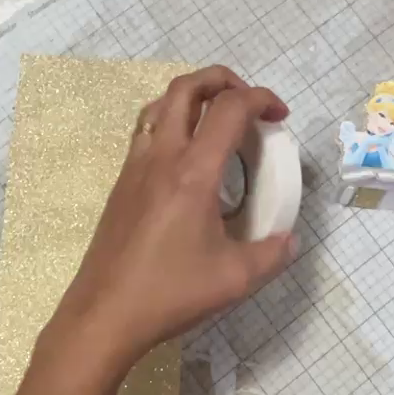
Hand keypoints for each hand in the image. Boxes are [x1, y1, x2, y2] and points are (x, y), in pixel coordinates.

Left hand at [44, 66, 298, 371]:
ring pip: (160, 104)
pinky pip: (147, 131)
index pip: (230, 108)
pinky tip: (188, 158)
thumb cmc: (170, 294)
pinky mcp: (122, 183)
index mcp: (193, 172)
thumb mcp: (235, 279)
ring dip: (193, 97)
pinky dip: (173, 122)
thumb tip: (289, 239)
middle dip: (223, 79)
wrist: (104, 314)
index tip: (280, 117)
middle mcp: (161, 157)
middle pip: (187, 87)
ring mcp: (135, 166)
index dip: (262, 99)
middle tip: (248, 103)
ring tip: (217, 121)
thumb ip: (272, 254)